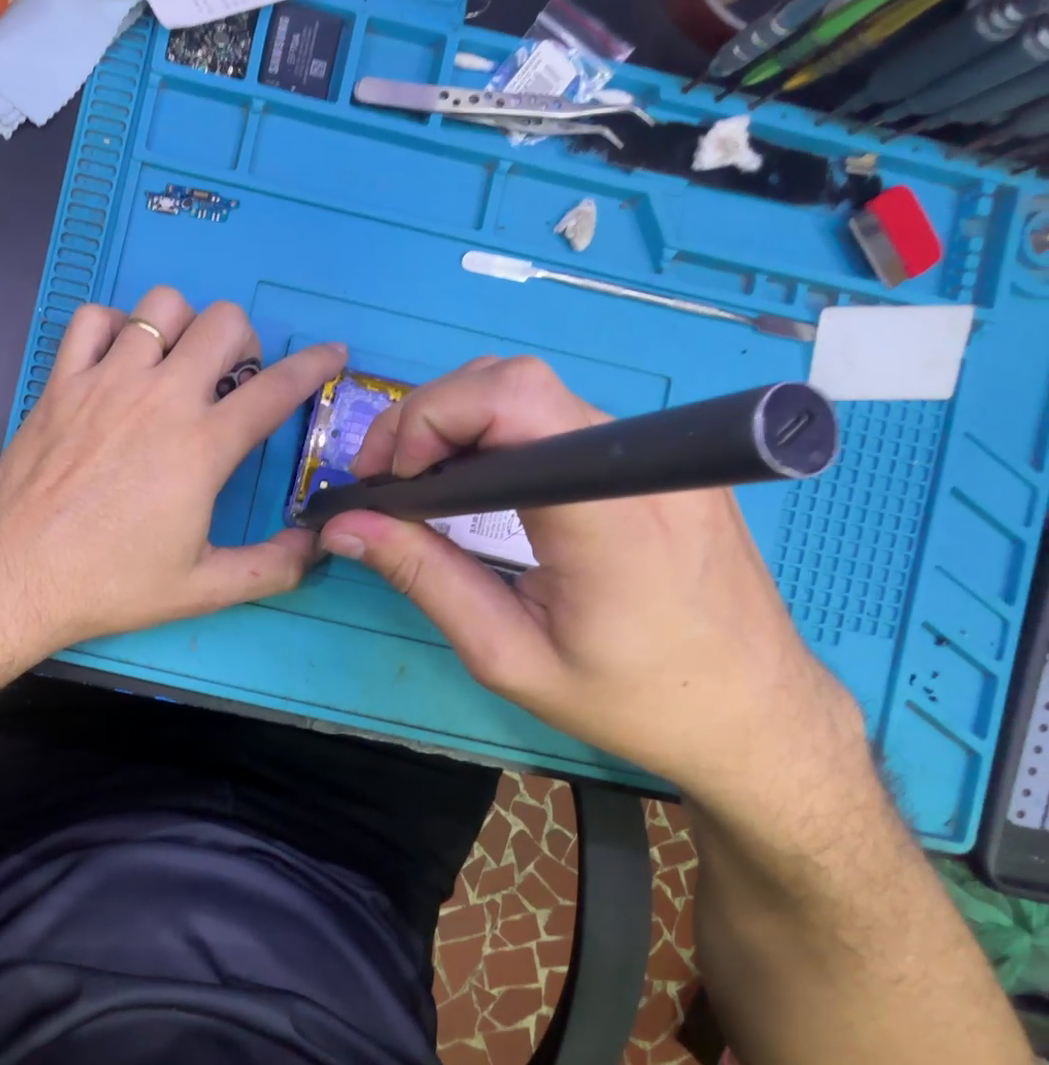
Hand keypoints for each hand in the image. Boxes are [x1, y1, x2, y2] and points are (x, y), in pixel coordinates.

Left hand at [0, 286, 346, 662]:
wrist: (19, 578)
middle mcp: (159, 399)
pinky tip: (115, 360)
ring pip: (161, 306)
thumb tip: (318, 547)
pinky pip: (91, 319)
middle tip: (229, 380)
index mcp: (202, 446)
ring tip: (173, 363)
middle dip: (243, 342)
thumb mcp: (202, 589)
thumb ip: (272, 567)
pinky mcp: (60, 384)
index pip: (278, 387)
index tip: (330, 355)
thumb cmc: (110, 584)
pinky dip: (112, 326)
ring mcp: (105, 383)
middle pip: (224, 323)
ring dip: (181, 326)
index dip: (315, 365)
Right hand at [316, 357, 861, 800]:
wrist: (756, 717)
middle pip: (512, 382)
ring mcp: (659, 456)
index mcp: (605, 510)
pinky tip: (478, 485)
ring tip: (423, 484)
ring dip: (459, 424)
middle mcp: (640, 461)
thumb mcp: (504, 653)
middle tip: (386, 482)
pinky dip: (500, 437)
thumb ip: (422, 577)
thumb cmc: (629, 700)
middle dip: (426, 417)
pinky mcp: (662, 464)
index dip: (429, 419)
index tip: (389, 484)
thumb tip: (344, 526)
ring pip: (535, 394)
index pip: (510, 399)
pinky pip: (563, 420)